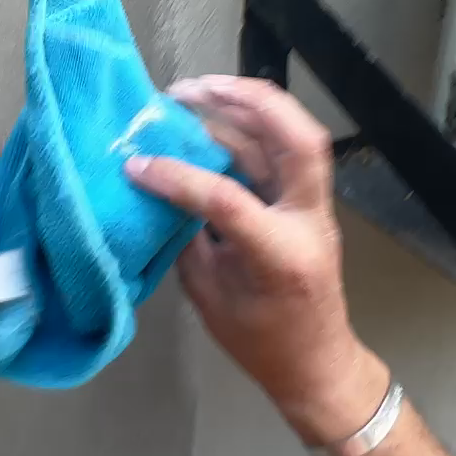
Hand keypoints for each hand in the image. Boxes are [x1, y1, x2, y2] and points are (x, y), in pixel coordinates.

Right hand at [126, 75, 387, 445]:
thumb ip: (184, 235)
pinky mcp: (306, 200)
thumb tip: (153, 189)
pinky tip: (210, 120)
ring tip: (195, 91)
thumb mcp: (208, 295)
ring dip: (245, 105)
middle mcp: (308, 221)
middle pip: (299, 139)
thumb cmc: (260, 342)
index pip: (228, 200)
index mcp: (281, 255)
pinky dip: (246, 127)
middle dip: (248, 101)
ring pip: (294, 135)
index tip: (136, 166)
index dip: (177, 178)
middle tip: (192, 89)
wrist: (319, 366)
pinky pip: (280, 150)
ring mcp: (313, 207)